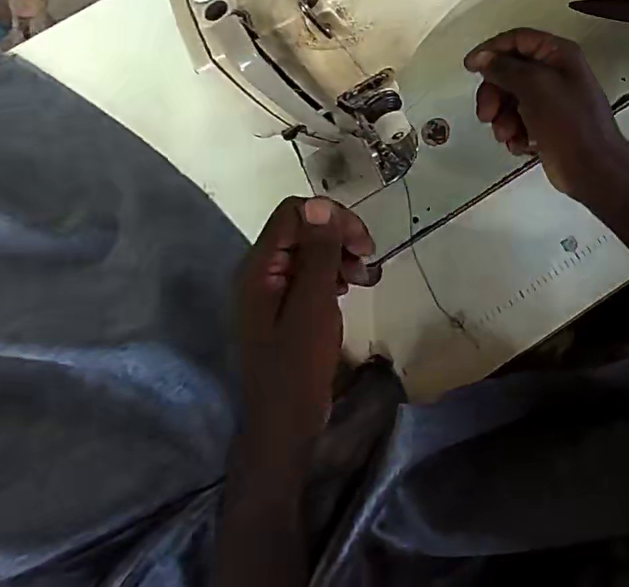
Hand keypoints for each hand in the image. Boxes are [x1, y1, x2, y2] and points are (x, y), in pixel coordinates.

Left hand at [237, 197, 374, 463]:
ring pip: (311, 247)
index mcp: (260, 267)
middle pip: (304, 226)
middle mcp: (261, 270)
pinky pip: (311, 270)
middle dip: (340, 235)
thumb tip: (319, 203)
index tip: (361, 244)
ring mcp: (272, 288)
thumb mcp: (313, 305)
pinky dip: (334, 271)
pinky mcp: (285, 303)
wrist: (284, 425)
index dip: (332, 218)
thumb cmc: (297, 365)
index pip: (295, 213)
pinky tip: (349, 288)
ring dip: (341, 253)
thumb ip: (317, 253)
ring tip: (364, 277)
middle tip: (368, 258)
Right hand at [465, 28, 628, 198]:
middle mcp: (556, 73)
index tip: (470, 66)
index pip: (518, 39)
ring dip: (503, 118)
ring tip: (508, 135)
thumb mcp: (535, 87)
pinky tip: (522, 145)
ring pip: (511, 99)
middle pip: (510, 71)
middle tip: (486, 114)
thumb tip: (484, 58)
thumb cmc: (570, 124)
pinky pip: (519, 121)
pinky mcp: (547, 125)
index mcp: (559, 55)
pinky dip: (515, 133)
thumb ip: (506, 68)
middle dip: (495, 93)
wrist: (593, 171)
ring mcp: (552, 100)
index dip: (492, 50)